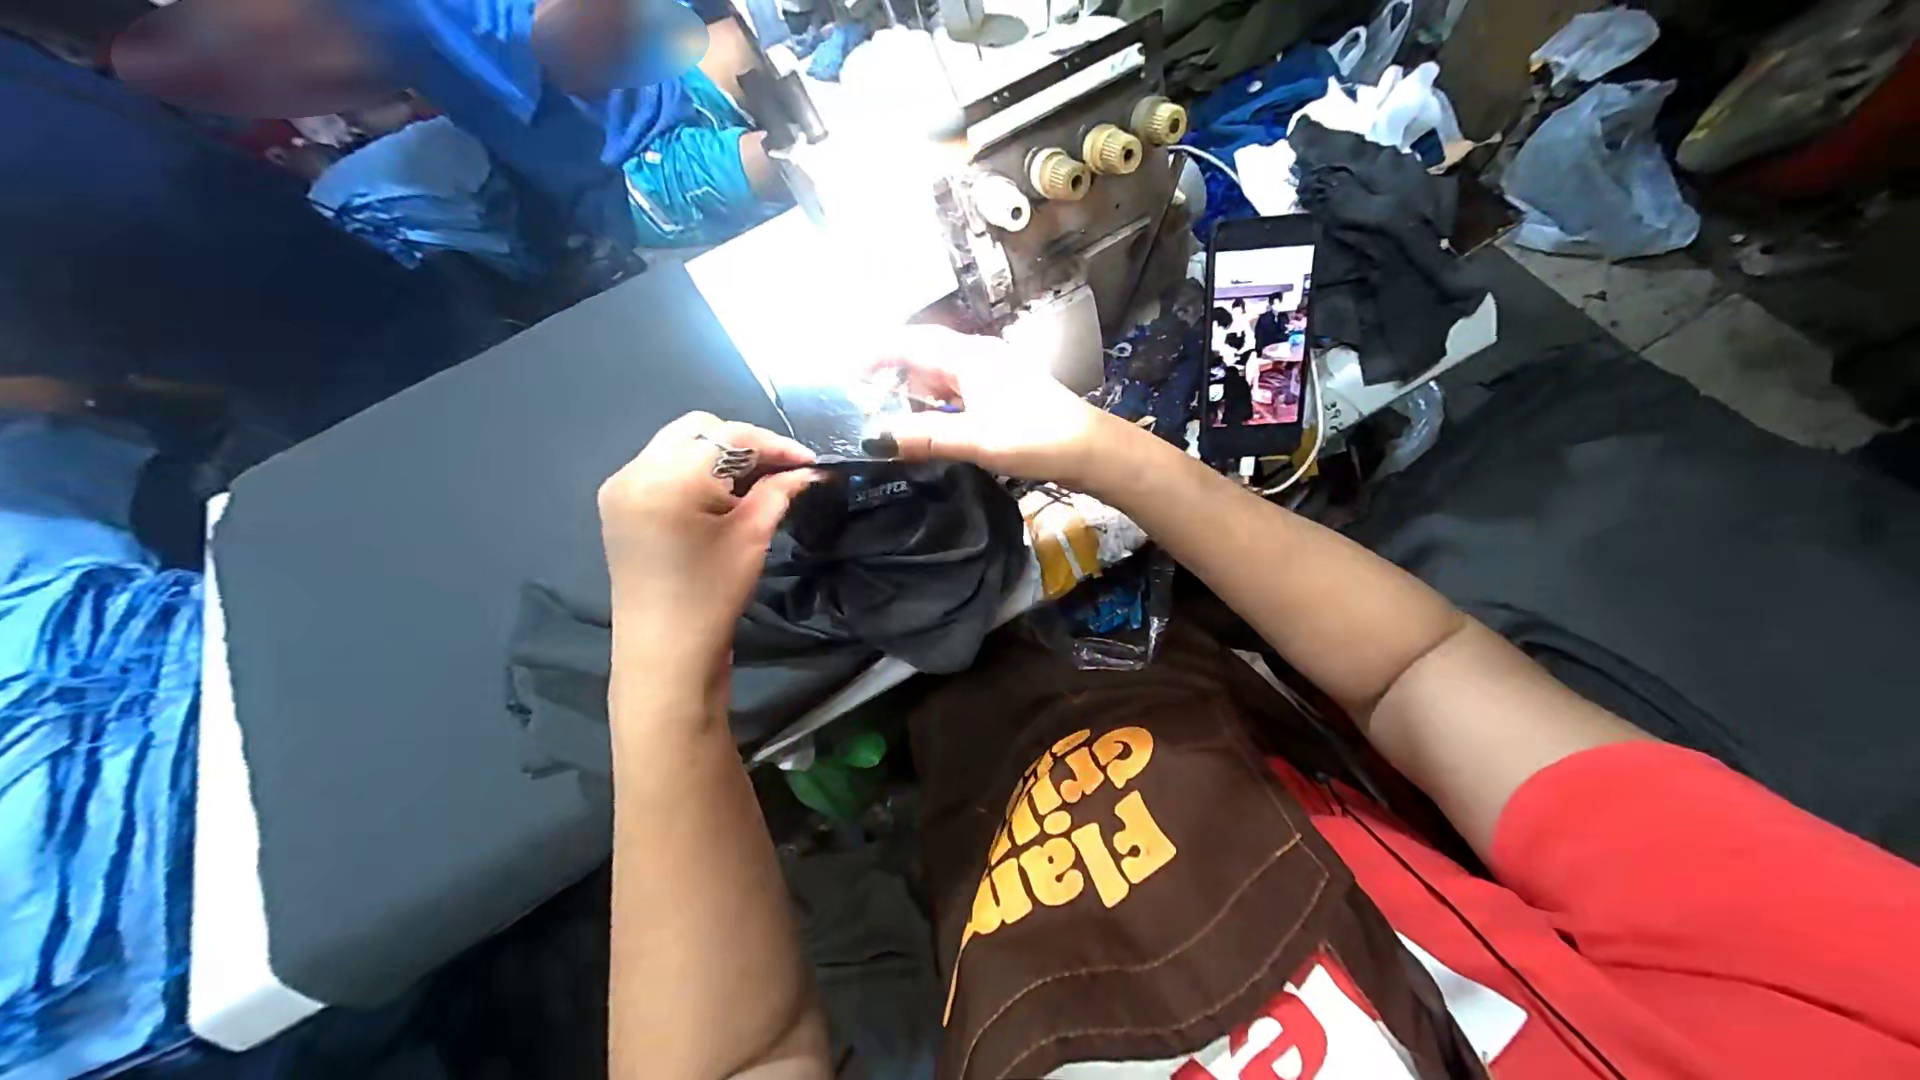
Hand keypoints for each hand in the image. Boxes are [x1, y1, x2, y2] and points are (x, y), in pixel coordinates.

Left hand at [598, 413, 818, 706]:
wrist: (664, 651)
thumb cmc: (712, 596)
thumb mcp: (752, 536)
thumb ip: (779, 491)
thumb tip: (806, 469)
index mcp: (668, 478)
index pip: (730, 437)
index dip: (774, 445)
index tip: (809, 461)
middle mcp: (636, 469)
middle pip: (700, 428)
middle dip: (745, 443)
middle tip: (781, 471)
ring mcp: (622, 484)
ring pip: (681, 442)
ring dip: (720, 453)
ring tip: (755, 480)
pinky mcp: (619, 500)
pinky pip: (663, 463)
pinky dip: (696, 467)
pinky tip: (721, 492)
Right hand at [867, 325, 1121, 487]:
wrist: (1090, 449)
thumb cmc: (1036, 438)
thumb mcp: (976, 440)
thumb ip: (925, 437)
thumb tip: (876, 439)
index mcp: (970, 357)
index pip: (910, 343)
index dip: (875, 353)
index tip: (848, 370)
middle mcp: (979, 357)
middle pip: (924, 357)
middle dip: (893, 376)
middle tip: (866, 403)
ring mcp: (994, 373)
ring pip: (942, 376)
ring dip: (917, 394)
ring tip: (894, 420)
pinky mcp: (1004, 392)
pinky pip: (959, 391)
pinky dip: (939, 405)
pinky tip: (933, 426)